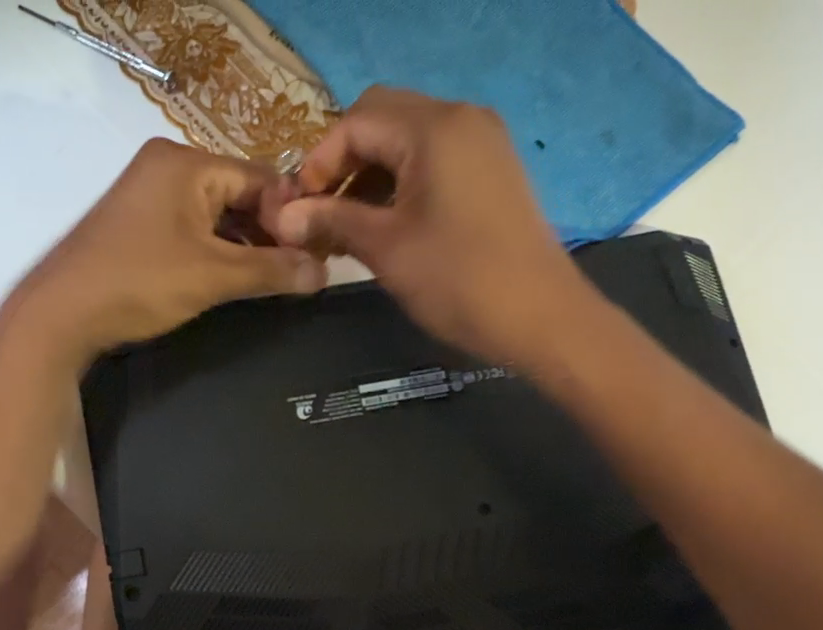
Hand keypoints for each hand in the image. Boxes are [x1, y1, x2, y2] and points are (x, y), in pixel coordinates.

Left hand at [0, 139, 328, 373]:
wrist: (62, 314)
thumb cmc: (139, 283)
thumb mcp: (214, 277)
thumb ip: (273, 271)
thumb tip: (325, 273)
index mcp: (187, 162)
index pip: (263, 177)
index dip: (294, 215)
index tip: (319, 253)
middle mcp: (170, 166)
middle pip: (242, 193)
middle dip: (274, 232)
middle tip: (304, 271)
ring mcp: (154, 193)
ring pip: (221, 214)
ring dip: (250, 246)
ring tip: (280, 280)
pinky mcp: (144, 222)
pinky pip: (198, 228)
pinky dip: (222, 251)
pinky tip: (242, 280)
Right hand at [263, 87, 596, 367]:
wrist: (542, 319)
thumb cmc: (459, 282)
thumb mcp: (385, 249)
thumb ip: (331, 221)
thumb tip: (281, 217)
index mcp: (434, 127)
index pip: (355, 123)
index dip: (318, 163)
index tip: (297, 209)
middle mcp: (462, 118)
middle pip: (382, 120)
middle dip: (344, 163)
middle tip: (322, 213)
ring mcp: (485, 143)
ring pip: (409, 141)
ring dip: (373, 175)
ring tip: (349, 227)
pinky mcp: (496, 171)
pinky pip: (437, 160)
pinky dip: (404, 183)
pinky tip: (388, 225)